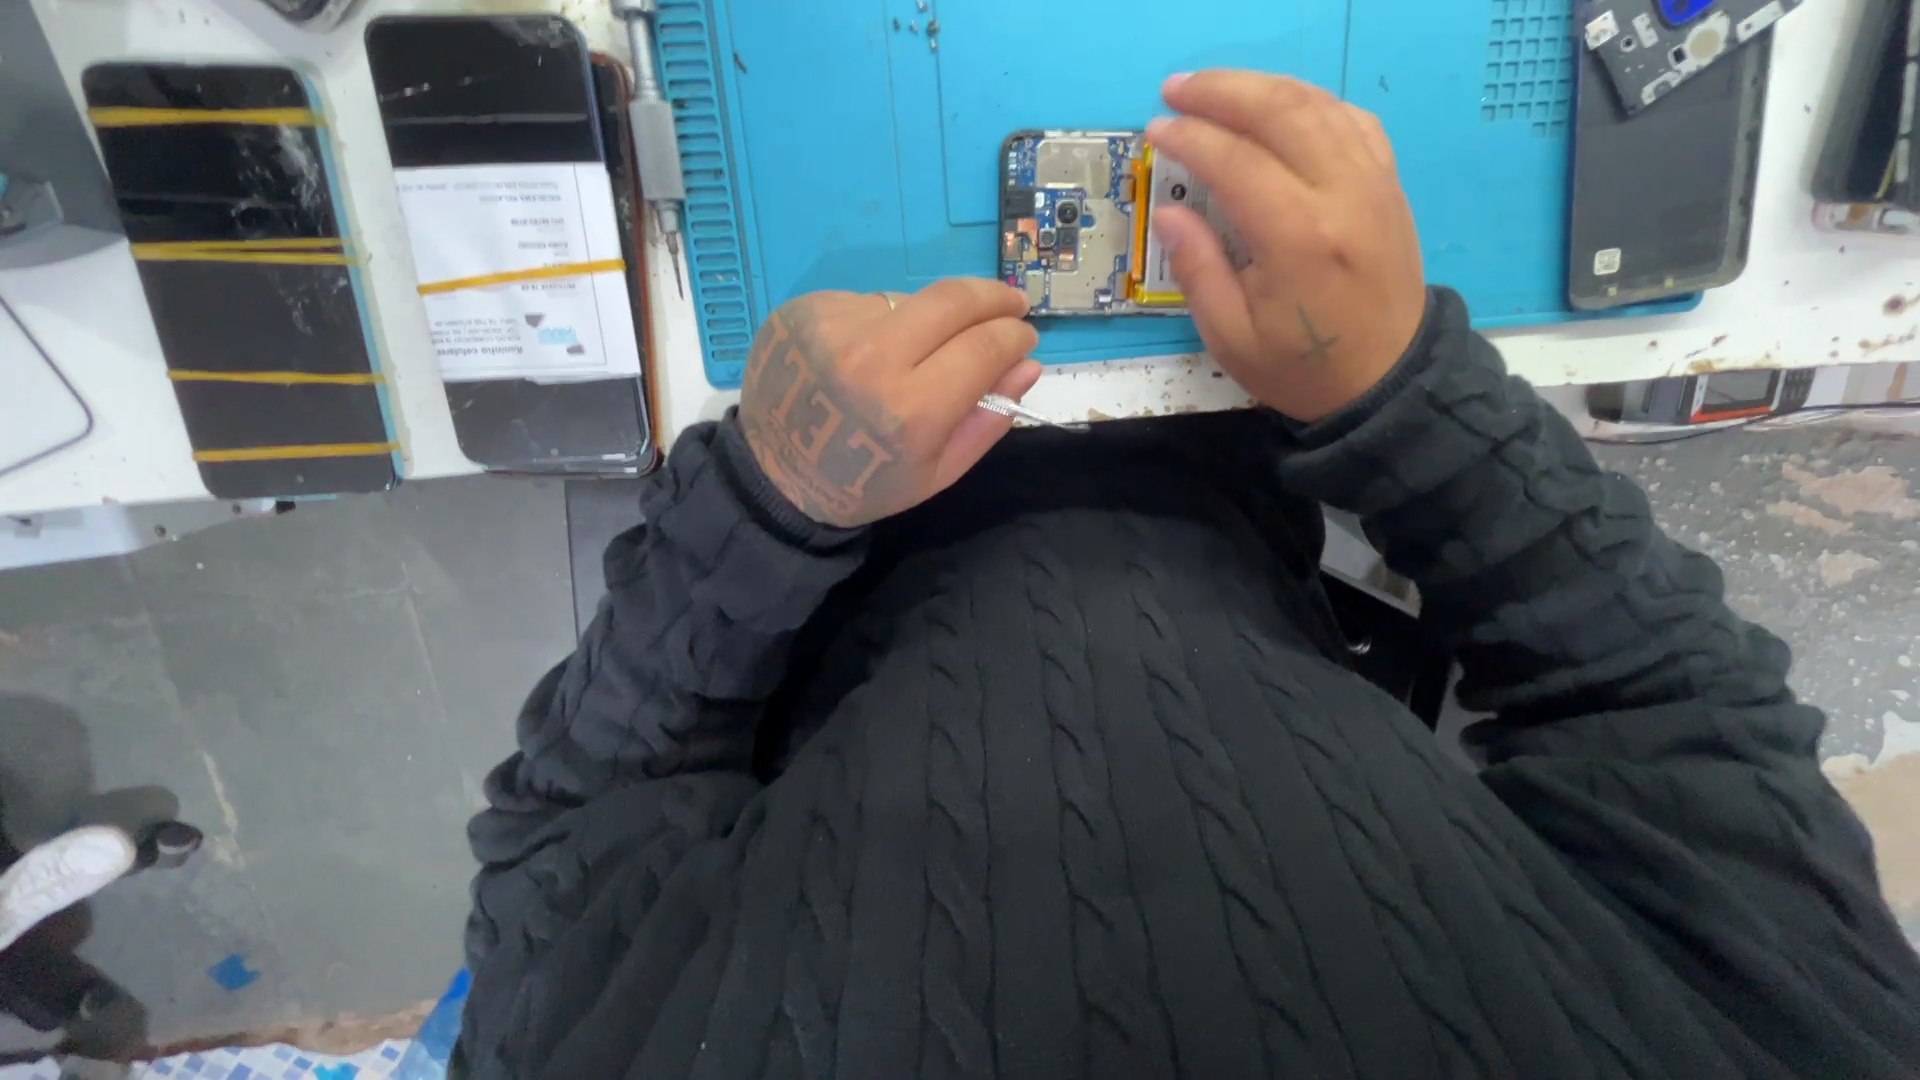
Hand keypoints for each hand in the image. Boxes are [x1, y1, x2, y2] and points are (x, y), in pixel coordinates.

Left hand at [738, 281, 1041, 526]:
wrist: (775, 477)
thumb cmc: (866, 483)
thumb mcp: (937, 472)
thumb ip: (988, 420)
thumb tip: (1028, 363)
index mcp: (910, 411)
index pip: (984, 346)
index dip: (1014, 336)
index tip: (1023, 336)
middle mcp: (870, 358)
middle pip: (952, 300)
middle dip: (992, 296)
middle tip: (1010, 303)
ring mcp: (832, 327)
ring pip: (908, 300)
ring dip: (929, 318)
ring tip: (919, 351)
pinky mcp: (803, 311)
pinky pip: (866, 302)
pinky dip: (881, 321)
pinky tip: (869, 351)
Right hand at [1148, 71, 1426, 421]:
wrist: (1384, 381)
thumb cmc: (1299, 367)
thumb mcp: (1229, 337)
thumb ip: (1197, 269)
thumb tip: (1169, 212)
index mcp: (1298, 237)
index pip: (1236, 161)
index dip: (1190, 138)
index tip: (1156, 130)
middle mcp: (1343, 193)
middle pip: (1282, 111)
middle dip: (1223, 91)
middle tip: (1177, 88)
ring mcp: (1374, 182)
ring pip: (1318, 105)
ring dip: (1262, 87)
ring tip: (1217, 89)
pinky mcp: (1389, 184)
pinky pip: (1352, 121)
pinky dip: (1310, 103)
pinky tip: (1279, 110)